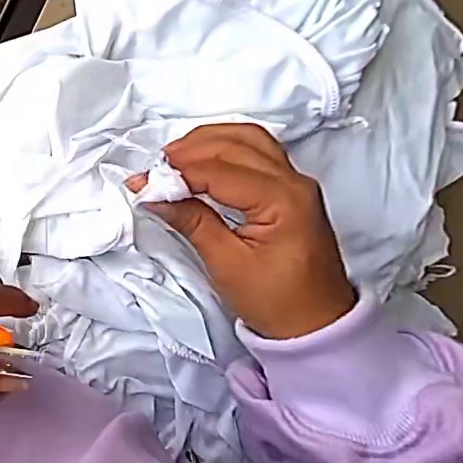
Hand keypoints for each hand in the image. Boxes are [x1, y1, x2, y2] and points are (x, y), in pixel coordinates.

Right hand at [128, 123, 355, 338]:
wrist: (318, 324)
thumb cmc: (280, 303)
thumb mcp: (228, 265)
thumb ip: (193, 222)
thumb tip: (158, 197)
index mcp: (283, 200)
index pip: (219, 171)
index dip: (177, 174)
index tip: (144, 182)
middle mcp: (295, 182)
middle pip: (235, 145)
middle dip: (189, 152)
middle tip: (154, 170)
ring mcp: (297, 181)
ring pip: (248, 138)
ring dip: (209, 141)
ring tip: (174, 158)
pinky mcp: (293, 187)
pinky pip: (259, 150)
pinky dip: (227, 146)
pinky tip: (204, 157)